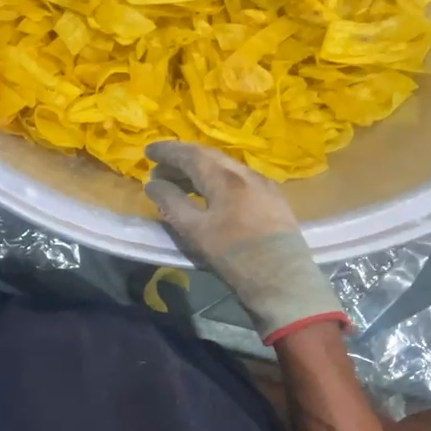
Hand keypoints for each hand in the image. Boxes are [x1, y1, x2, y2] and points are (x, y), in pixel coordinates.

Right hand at [144, 140, 346, 344]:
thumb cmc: (233, 255)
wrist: (283, 280)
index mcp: (224, 177)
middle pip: (209, 157)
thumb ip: (170, 202)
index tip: (148, 150)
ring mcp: (263, 185)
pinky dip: (216, 179)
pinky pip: (238, 178)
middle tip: (160, 166)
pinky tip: (209, 193)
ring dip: (199, 170)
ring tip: (179, 182)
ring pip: (225, 167)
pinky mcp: (273, 199)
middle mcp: (245, 173)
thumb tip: (153, 184)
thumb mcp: (194, 230)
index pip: (190, 154)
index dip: (167, 151)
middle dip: (182, 158)